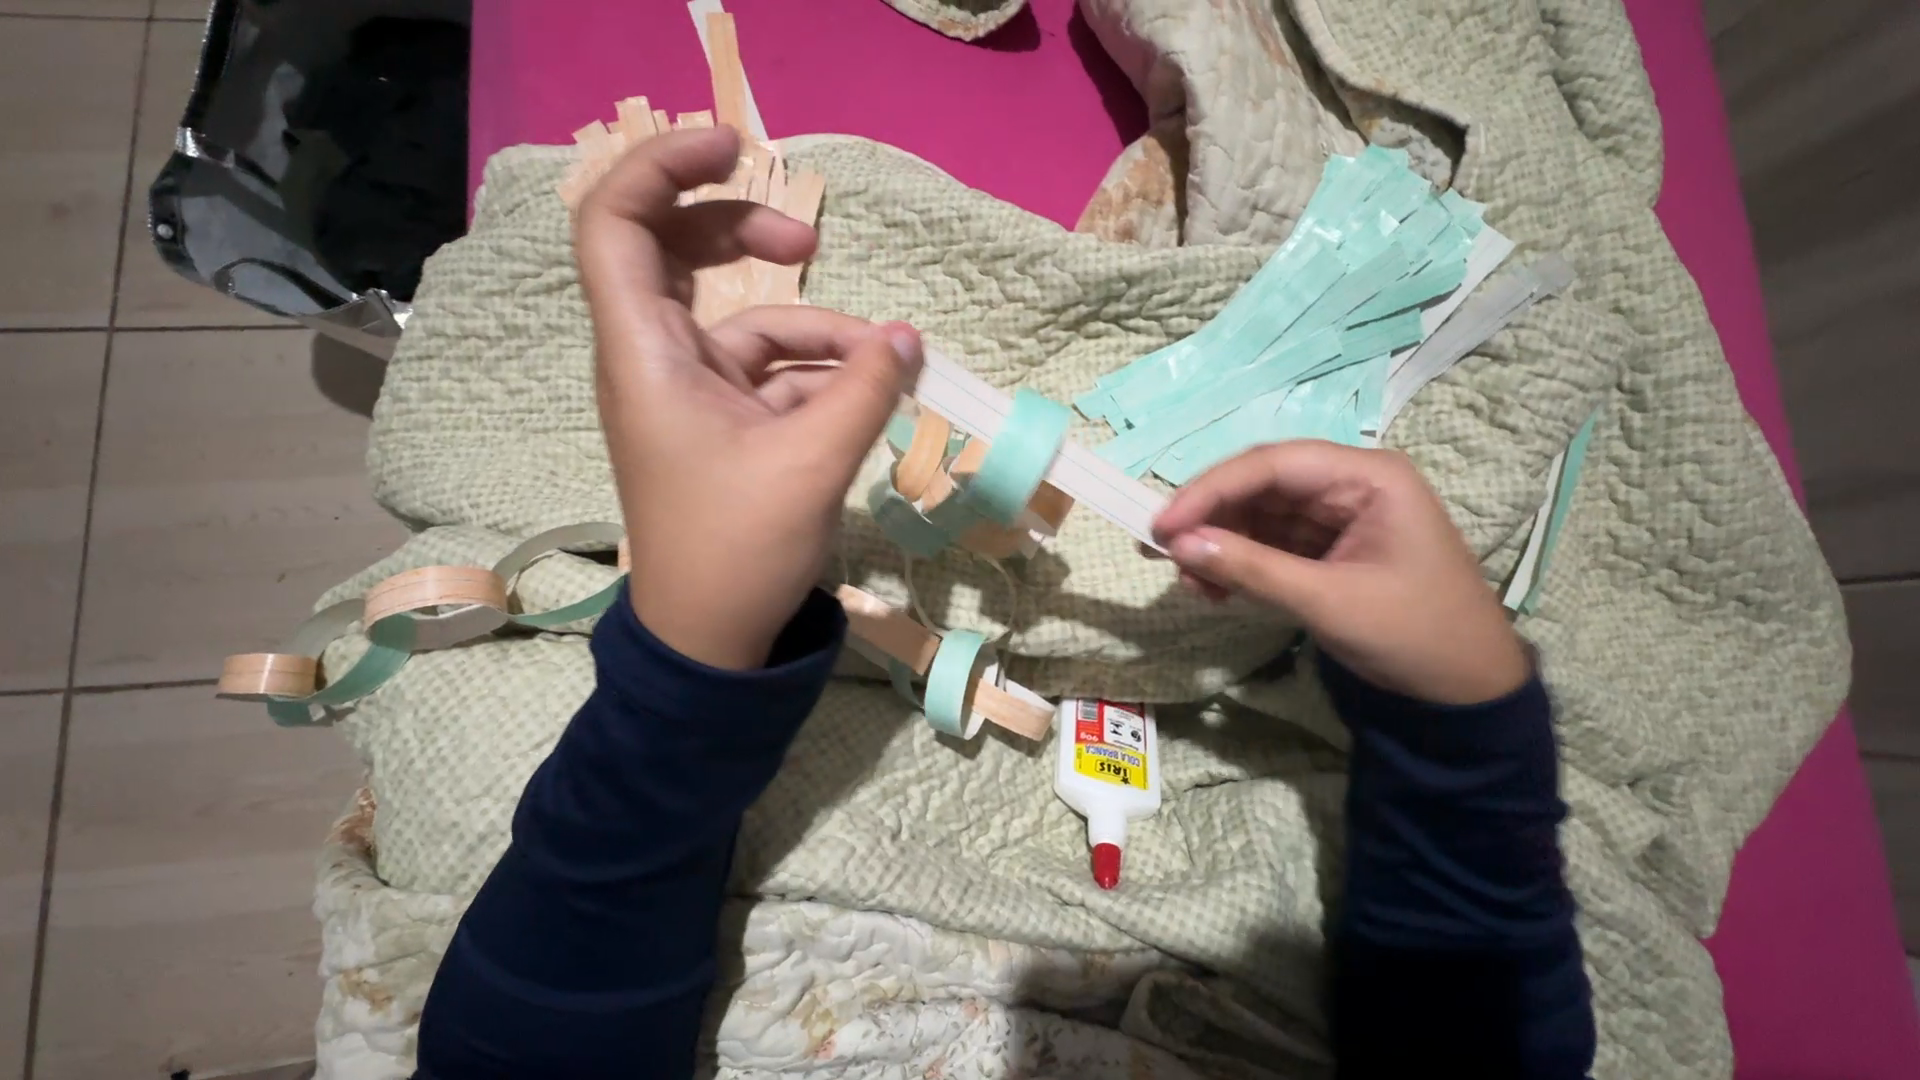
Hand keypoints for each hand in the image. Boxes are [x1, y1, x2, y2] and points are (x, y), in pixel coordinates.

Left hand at [575, 127, 923, 669]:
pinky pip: (777, 376)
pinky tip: (871, 392)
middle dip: (747, 236)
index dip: (663, 167)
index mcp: (646, 355)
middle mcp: (660, 361)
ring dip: (820, 335)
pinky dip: (823, 376)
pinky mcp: (728, 427)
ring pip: (752, 327)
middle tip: (807, 241)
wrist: (714, 639)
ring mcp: (696, 395)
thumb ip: (864, 389)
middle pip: (679, 255)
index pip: (618, 224)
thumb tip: (908, 338)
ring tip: (889, 364)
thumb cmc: (738, 551)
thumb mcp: (811, 463)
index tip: (736, 148)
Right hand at [1152, 441, 1528, 704]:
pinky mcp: (1322, 548)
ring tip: (1188, 581)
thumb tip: (1177, 544)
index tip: (1162, 524)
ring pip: (1255, 515)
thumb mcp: (1327, 601)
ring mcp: (1334, 517)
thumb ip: (1251, 568)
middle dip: (1208, 518)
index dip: (1210, 490)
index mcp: (1367, 478)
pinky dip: (1235, 563)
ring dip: (1217, 544)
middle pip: (1258, 486)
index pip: (1272, 465)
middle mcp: (1347, 486)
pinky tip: (1211, 588)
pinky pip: (1265, 543)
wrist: (1465, 689)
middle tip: (1159, 550)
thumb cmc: (1414, 634)